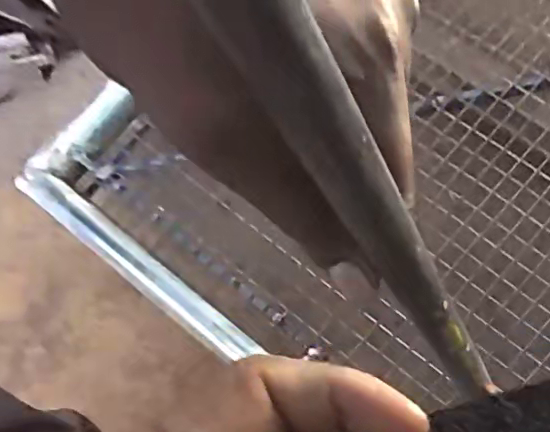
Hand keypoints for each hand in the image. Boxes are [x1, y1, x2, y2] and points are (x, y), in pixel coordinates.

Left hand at [56, 0, 416, 270]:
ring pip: (367, 99)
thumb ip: (304, 215)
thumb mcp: (224, 139)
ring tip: (260, 108)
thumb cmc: (154, 24)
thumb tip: (362, 287)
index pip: (395, 181)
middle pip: (384, 138)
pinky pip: (348, 57)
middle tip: (273, 164)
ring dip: (325, 126)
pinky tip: (268, 72)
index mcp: (374, 58)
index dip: (367, 229)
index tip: (337, 254)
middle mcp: (394, 17)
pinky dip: (317, 83)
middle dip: (340, 170)